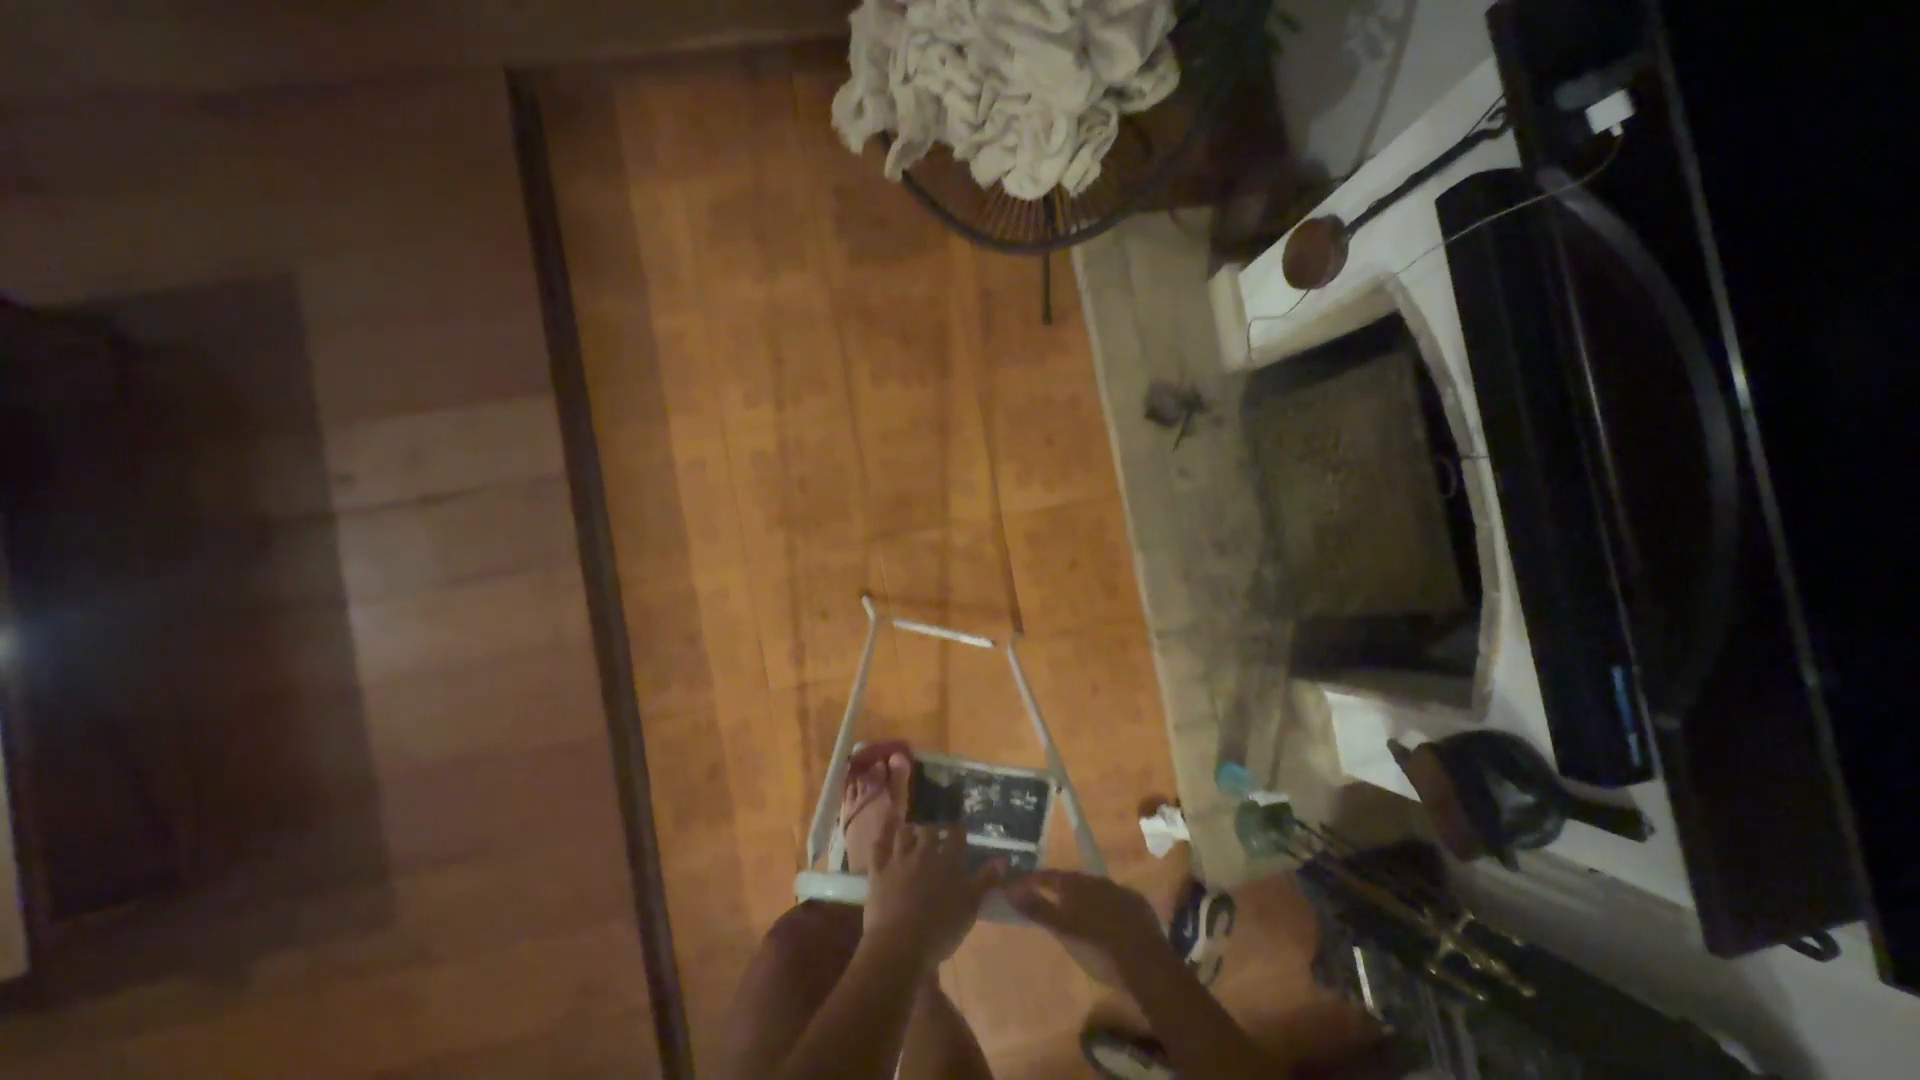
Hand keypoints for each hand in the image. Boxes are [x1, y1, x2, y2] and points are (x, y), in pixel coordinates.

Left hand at [862, 817, 1002, 968]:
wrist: (901, 944)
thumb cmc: (941, 930)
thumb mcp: (970, 907)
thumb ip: (985, 881)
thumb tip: (1003, 859)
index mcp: (948, 861)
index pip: (956, 835)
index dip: (958, 829)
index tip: (961, 827)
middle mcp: (923, 853)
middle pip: (929, 830)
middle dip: (934, 828)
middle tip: (936, 831)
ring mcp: (898, 860)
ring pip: (904, 834)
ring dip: (909, 830)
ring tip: (912, 830)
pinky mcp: (878, 871)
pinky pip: (878, 847)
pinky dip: (881, 837)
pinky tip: (883, 833)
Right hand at [1005, 871, 1165, 975]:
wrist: (1146, 962)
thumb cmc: (1098, 947)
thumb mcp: (1063, 929)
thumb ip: (1038, 908)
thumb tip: (1010, 887)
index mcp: (1079, 885)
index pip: (1050, 876)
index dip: (1034, 880)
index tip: (1020, 884)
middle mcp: (1100, 881)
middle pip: (1074, 881)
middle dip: (1059, 888)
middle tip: (1047, 899)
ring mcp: (1122, 892)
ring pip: (1095, 890)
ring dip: (1083, 898)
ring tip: (1074, 912)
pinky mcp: (1139, 906)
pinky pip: (1115, 901)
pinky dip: (1104, 907)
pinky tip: (1104, 921)